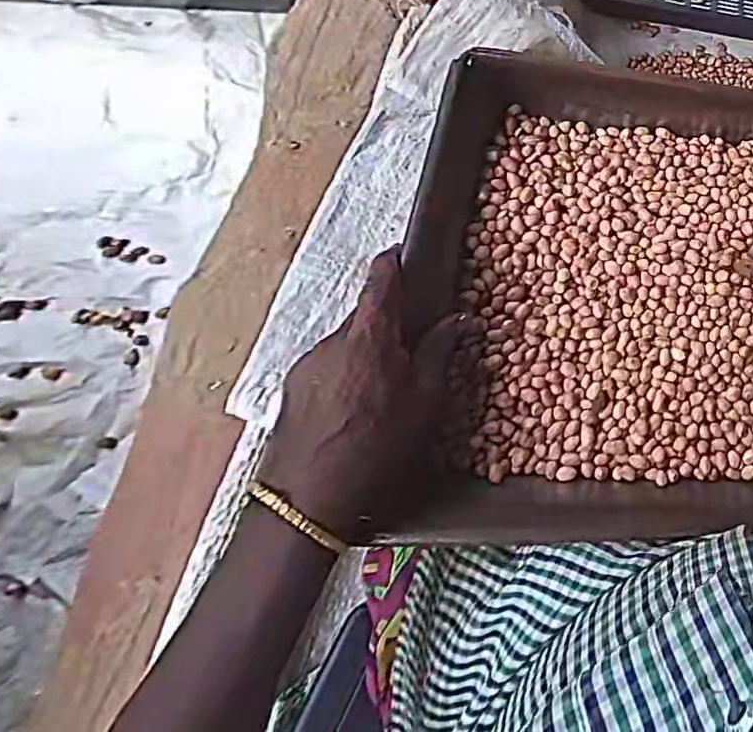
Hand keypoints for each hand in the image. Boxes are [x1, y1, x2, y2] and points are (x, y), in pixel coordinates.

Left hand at [257, 247, 466, 543]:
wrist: (309, 497)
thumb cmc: (378, 445)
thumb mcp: (425, 399)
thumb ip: (440, 351)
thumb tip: (459, 320)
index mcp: (369, 337)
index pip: (379, 281)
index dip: (392, 262)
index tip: (401, 254)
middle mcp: (333, 341)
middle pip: (365, 314)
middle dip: (388, 321)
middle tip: (411, 342)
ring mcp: (307, 364)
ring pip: (347, 341)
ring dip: (367, 350)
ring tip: (385, 384)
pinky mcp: (293, 387)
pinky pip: (329, 364)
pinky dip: (347, 370)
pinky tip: (358, 404)